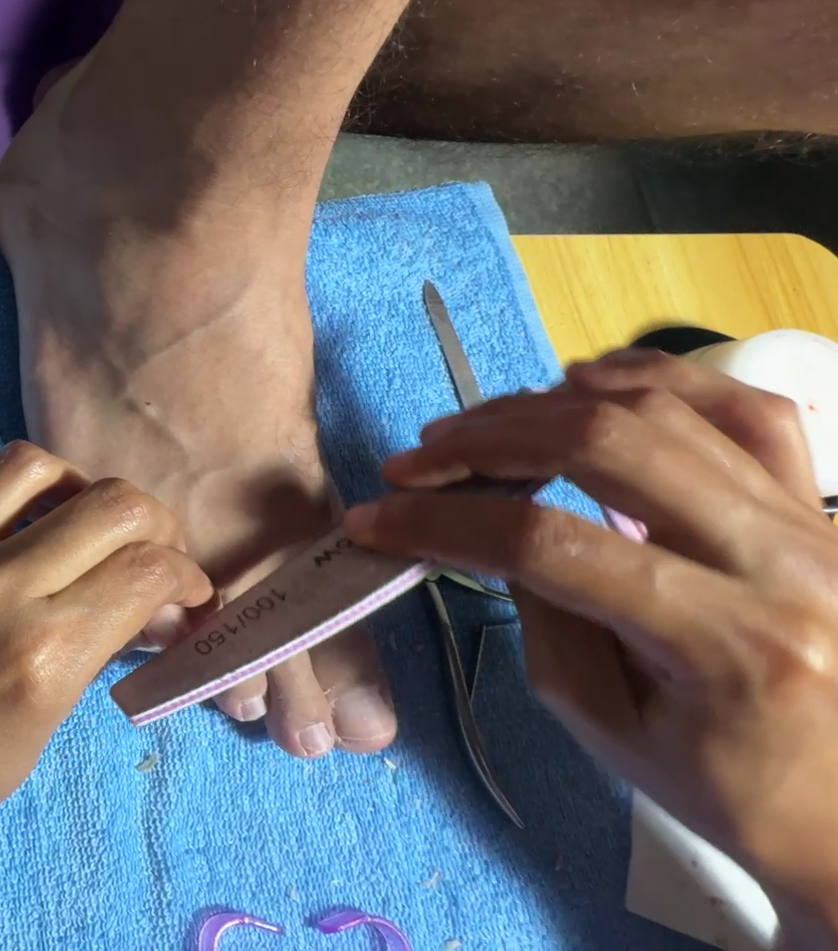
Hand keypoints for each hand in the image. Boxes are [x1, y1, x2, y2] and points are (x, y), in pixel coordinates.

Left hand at [0, 440, 213, 873]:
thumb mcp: (41, 729)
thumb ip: (97, 649)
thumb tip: (154, 601)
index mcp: (41, 655)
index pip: (146, 570)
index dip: (185, 575)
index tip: (184, 594)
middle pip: (109, 503)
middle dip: (153, 523)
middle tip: (145, 554)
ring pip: (31, 465)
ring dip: (75, 486)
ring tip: (77, 523)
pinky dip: (6, 492)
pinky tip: (12, 526)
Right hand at [343, 349, 837, 934]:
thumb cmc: (727, 788)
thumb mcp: (602, 718)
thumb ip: (543, 611)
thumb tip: (487, 530)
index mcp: (729, 643)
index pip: (543, 542)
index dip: (437, 521)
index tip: (373, 521)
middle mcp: (787, 563)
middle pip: (602, 446)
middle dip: (481, 442)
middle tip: (414, 462)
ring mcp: (816, 522)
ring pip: (659, 411)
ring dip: (537, 408)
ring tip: (470, 431)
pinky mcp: (821, 504)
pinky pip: (744, 408)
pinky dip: (651, 377)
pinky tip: (581, 381)